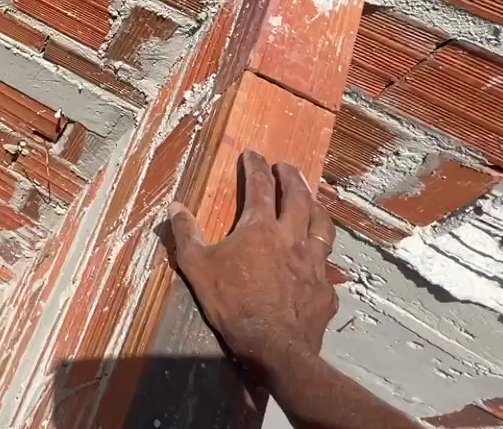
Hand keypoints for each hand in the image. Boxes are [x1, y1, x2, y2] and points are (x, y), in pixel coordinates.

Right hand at [164, 150, 337, 372]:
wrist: (275, 348)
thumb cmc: (232, 302)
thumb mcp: (196, 266)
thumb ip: (186, 233)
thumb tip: (175, 206)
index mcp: (259, 229)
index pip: (260, 187)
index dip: (256, 167)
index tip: (254, 153)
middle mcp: (291, 239)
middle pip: (298, 199)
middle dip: (292, 178)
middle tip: (287, 166)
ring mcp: (313, 264)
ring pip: (322, 226)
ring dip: (317, 207)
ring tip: (314, 199)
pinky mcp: (326, 290)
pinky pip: (328, 263)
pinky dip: (322, 251)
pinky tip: (319, 257)